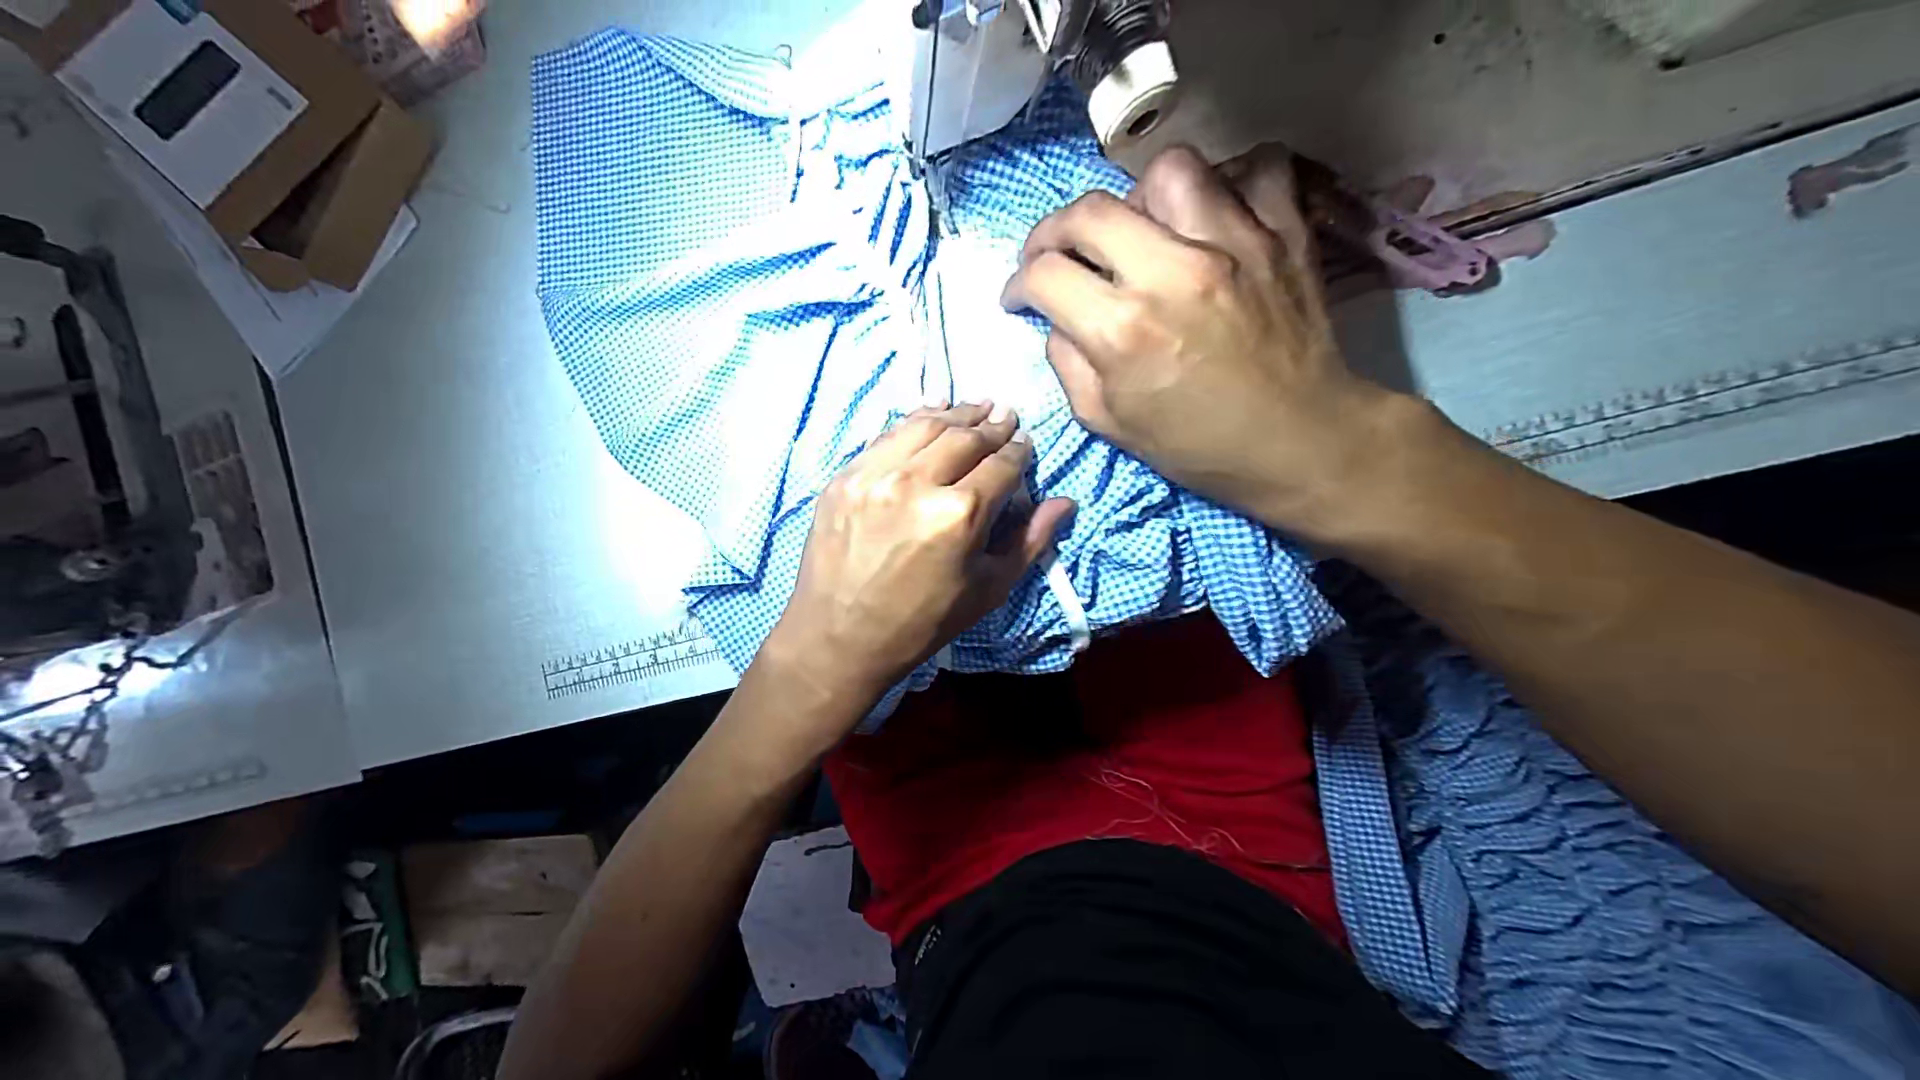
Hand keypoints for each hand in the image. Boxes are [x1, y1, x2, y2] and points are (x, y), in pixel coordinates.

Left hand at [758, 403, 1073, 740]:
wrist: (840, 637)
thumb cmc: (923, 622)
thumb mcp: (988, 589)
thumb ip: (1029, 539)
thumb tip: (1065, 502)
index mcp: (960, 514)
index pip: (1001, 465)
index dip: (1019, 451)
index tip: (1025, 443)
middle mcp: (917, 483)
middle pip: (965, 437)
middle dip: (992, 425)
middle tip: (1006, 415)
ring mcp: (875, 475)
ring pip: (925, 426)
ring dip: (956, 414)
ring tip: (975, 407)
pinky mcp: (844, 477)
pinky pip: (886, 435)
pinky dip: (913, 420)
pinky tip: (930, 412)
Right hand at [1001, 144, 1410, 539]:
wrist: (1299, 441)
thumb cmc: (1197, 445)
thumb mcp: (1109, 423)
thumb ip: (1068, 363)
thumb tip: (1059, 319)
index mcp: (1123, 330)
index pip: (1044, 274)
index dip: (1018, 284)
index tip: (1021, 296)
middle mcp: (1173, 272)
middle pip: (1087, 212)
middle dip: (1052, 232)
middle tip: (1057, 255)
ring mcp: (1235, 242)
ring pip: (1167, 172)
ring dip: (1137, 199)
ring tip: (1140, 231)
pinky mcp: (1284, 232)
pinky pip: (1255, 168)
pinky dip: (1226, 183)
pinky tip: (1211, 215)